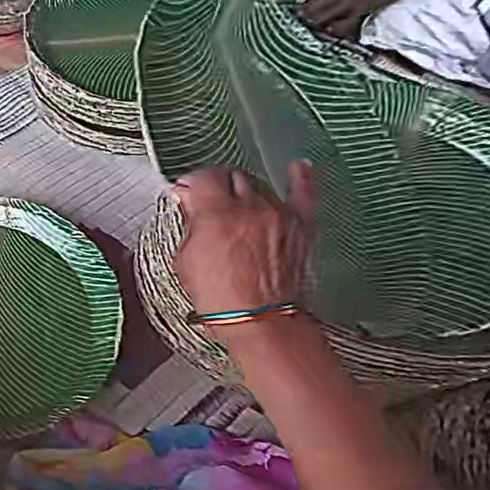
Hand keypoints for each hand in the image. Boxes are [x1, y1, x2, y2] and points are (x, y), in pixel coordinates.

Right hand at [173, 163, 315, 324]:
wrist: (259, 321)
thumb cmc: (222, 299)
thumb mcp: (186, 261)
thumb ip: (188, 224)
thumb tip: (186, 203)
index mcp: (217, 213)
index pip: (202, 177)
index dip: (191, 183)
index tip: (186, 191)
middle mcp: (250, 207)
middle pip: (231, 176)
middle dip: (216, 185)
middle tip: (207, 199)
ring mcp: (278, 214)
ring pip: (259, 184)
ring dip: (244, 190)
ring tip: (237, 203)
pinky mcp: (300, 226)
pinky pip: (303, 192)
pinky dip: (299, 178)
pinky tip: (296, 168)